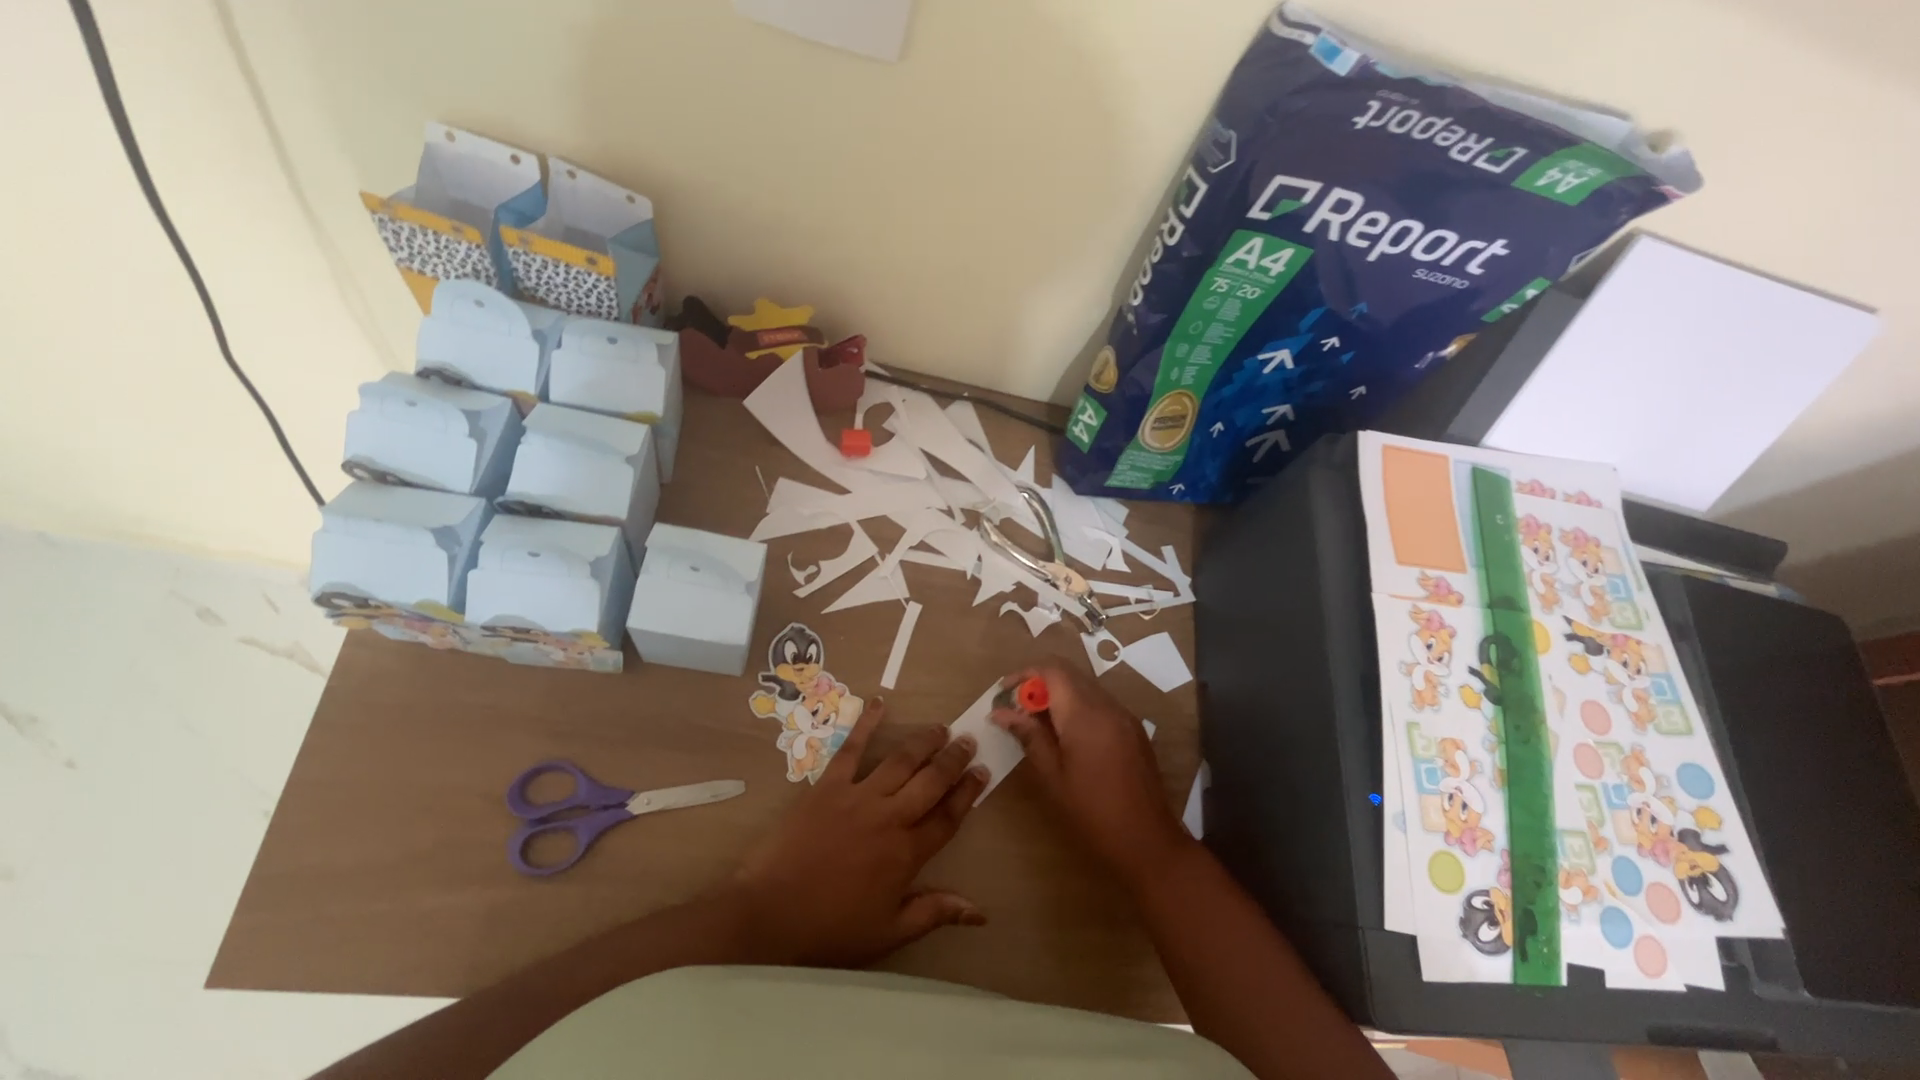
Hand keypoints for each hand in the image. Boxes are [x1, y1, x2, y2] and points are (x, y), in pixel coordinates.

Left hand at [728, 698, 989, 967]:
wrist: (771, 913)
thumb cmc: (832, 929)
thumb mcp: (889, 932)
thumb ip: (934, 912)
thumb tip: (980, 912)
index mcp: (907, 853)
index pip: (948, 817)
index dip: (968, 794)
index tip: (983, 773)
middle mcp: (890, 817)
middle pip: (931, 781)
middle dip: (954, 760)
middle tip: (968, 742)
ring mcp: (858, 797)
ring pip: (900, 761)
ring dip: (924, 742)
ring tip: (940, 729)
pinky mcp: (827, 786)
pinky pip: (851, 750)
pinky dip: (866, 725)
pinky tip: (878, 704)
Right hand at [991, 660, 1192, 883]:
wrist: (1147, 840)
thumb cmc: (1092, 811)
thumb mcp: (1053, 775)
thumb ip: (1029, 736)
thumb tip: (1001, 712)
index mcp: (1085, 714)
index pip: (1052, 670)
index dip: (1024, 675)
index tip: (1003, 693)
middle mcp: (1108, 705)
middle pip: (1069, 675)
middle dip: (1039, 685)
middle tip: (1016, 710)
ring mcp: (1125, 716)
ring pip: (1085, 688)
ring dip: (1058, 696)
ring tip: (1036, 725)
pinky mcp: (1134, 729)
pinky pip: (1100, 704)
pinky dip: (1078, 708)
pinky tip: (1066, 736)